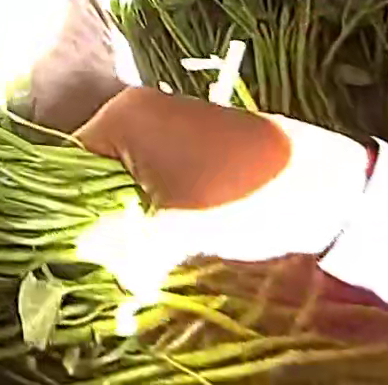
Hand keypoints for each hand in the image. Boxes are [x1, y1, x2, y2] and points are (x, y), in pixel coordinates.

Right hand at [76, 88, 372, 260]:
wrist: (320, 180)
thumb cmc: (239, 193)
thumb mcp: (179, 228)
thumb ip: (129, 249)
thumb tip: (98, 276)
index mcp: (121, 116)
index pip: (67, 157)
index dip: (67, 200)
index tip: (72, 240)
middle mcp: (133, 110)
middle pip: (91, 162)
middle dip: (97, 206)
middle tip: (101, 249)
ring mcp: (159, 121)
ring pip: (119, 169)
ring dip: (124, 206)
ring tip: (128, 246)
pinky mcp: (183, 138)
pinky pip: (145, 168)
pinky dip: (147, 199)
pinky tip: (156, 232)